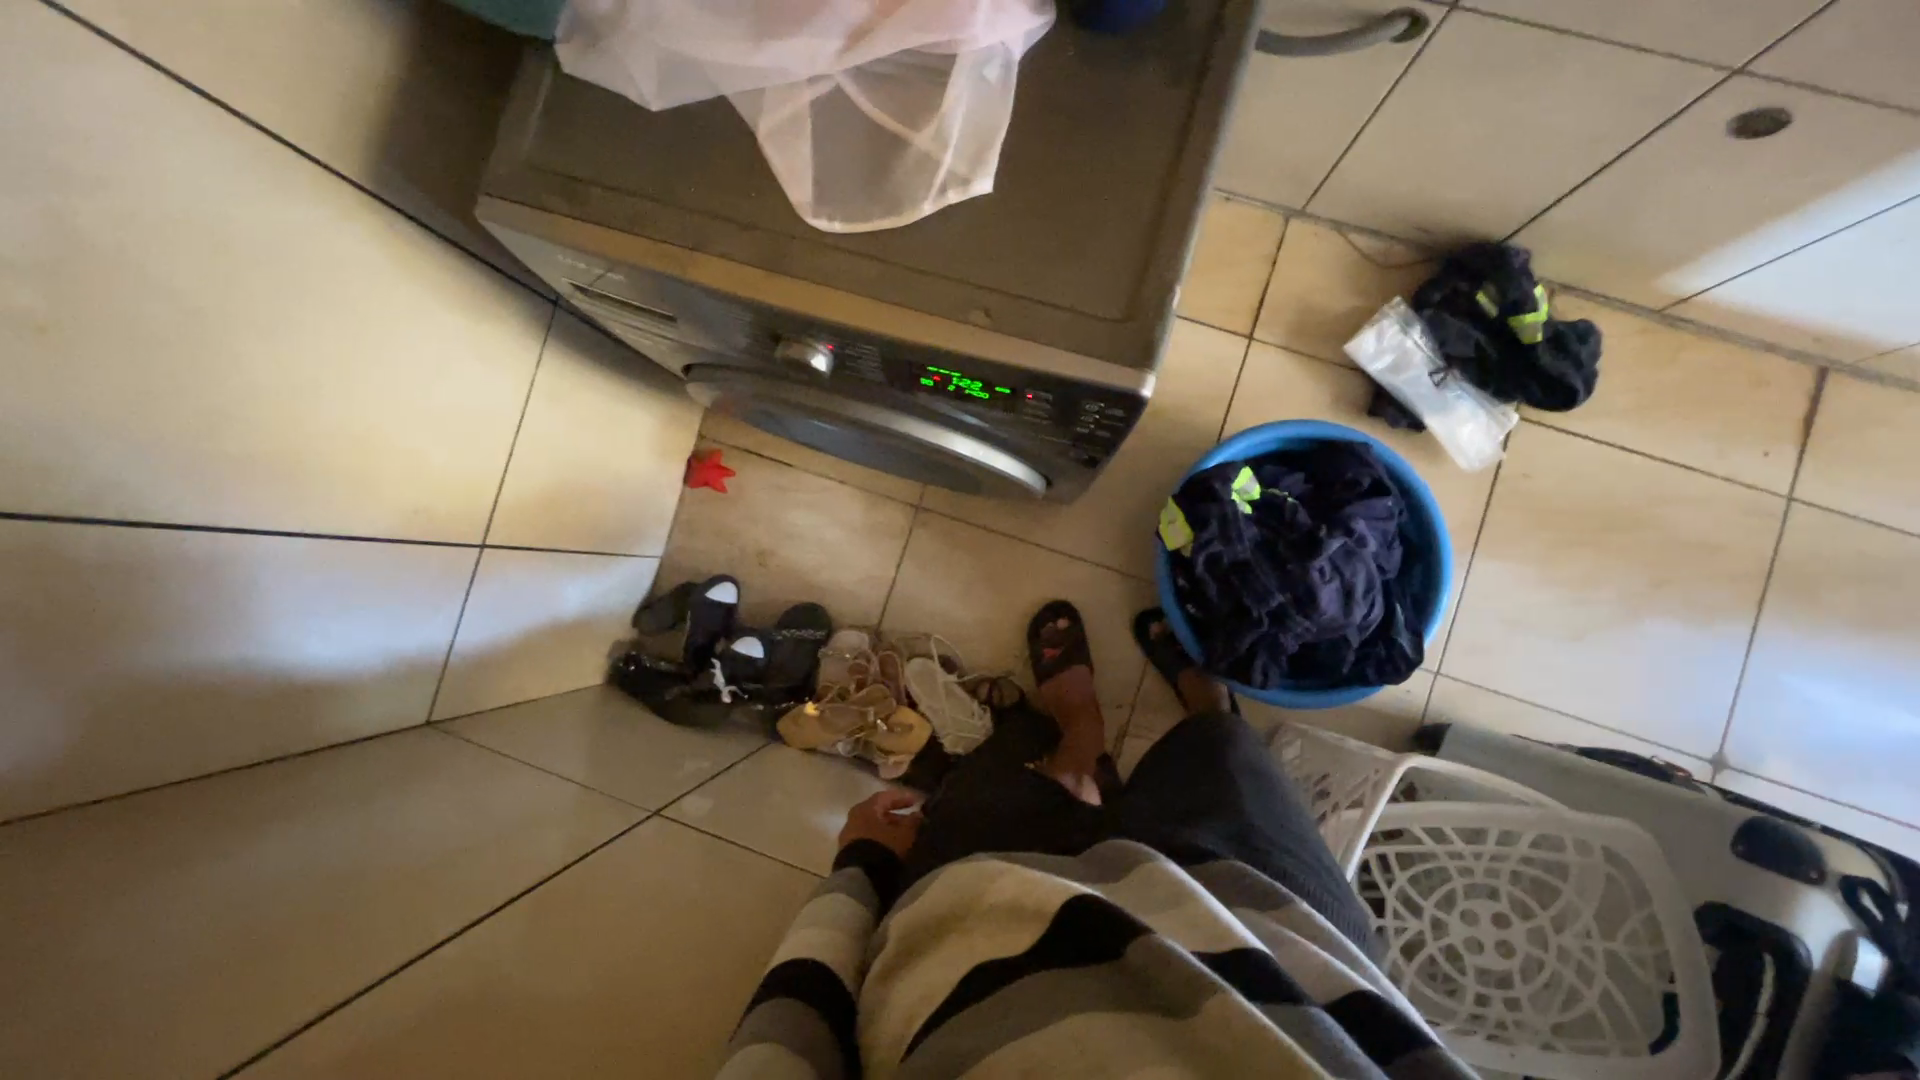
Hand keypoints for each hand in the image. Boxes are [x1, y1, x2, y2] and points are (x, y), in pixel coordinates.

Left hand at [838, 790, 923, 858]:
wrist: (859, 877)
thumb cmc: (883, 848)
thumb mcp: (904, 834)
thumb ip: (912, 822)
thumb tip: (918, 814)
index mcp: (866, 808)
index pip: (886, 797)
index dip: (903, 798)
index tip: (916, 802)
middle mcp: (854, 817)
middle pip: (878, 812)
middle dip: (895, 815)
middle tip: (911, 820)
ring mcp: (848, 835)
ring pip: (872, 826)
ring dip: (887, 829)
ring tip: (902, 836)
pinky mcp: (847, 851)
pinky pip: (867, 838)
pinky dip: (880, 839)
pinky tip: (890, 847)